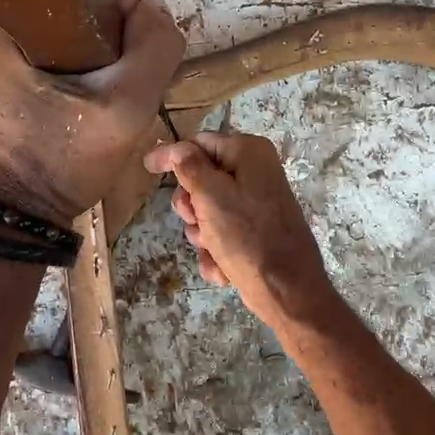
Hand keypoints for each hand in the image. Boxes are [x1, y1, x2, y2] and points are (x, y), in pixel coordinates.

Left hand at [0, 0, 184, 226]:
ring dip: (91, 16)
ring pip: (50, 2)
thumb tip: (153, 10)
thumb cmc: (57, 161)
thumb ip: (155, 49)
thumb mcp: (125, 108)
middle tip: (128, 25)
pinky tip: (102, 66)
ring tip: (121, 49)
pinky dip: (77, 37)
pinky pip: (45, 29)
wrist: (13, 219)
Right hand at [144, 132, 332, 325]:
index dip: (172, 156)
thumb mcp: (211, 195)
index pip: (199, 143)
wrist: (287, 291)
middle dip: (192, 206)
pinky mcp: (256, 232)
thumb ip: (190, 167)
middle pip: (202, 179)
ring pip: (209, 211)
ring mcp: (256, 203)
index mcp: (248, 152)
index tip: (147, 167)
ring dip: (203, 234)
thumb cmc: (247, 236)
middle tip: (196, 221)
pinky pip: (223, 233)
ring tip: (215, 248)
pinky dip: (217, 251)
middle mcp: (255, 172)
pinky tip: (223, 268)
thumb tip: (178, 148)